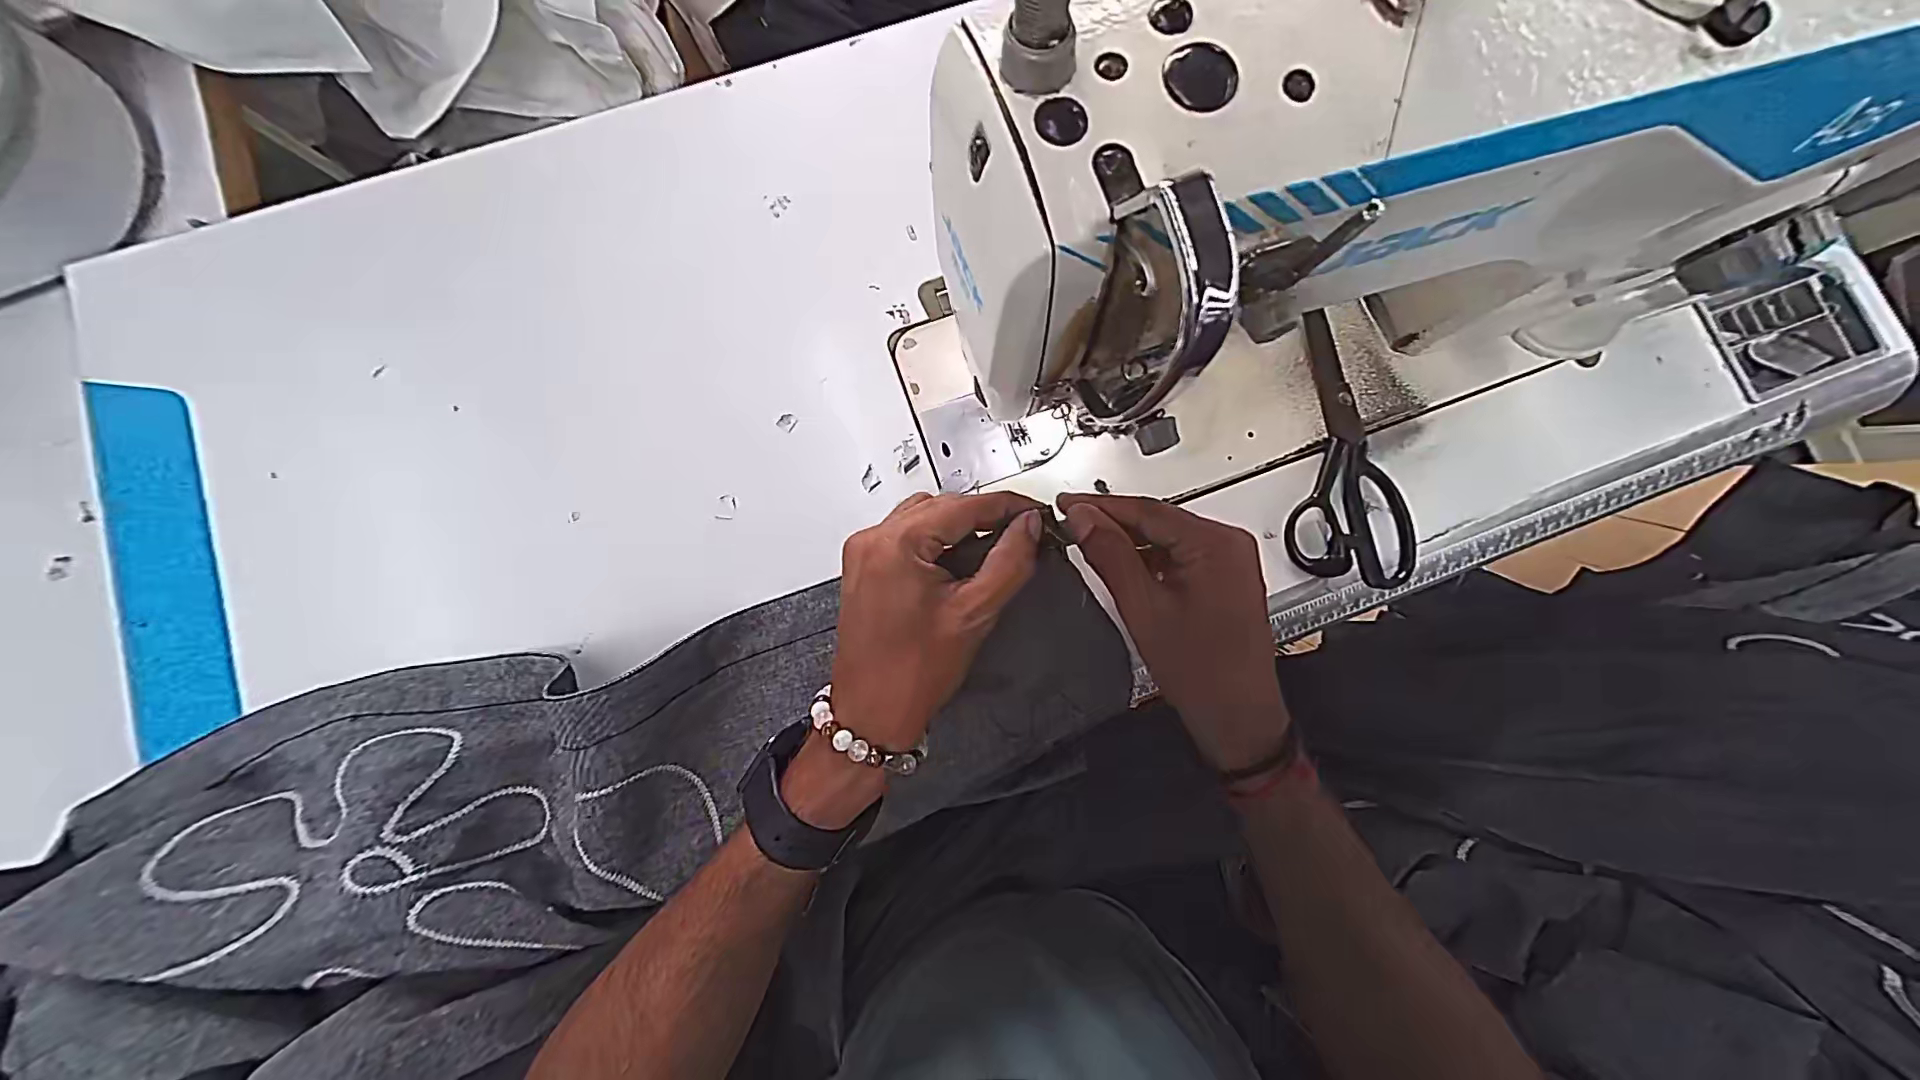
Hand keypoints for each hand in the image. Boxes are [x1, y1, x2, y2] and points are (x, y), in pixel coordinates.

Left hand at [784, 492, 1043, 828]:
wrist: (873, 711)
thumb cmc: (908, 674)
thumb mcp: (975, 613)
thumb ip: (1009, 562)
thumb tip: (1027, 528)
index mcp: (895, 545)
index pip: (964, 505)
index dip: (1007, 505)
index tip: (1032, 512)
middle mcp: (872, 541)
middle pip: (942, 504)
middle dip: (984, 514)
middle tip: (1021, 528)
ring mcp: (864, 553)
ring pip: (924, 516)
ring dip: (960, 525)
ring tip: (994, 545)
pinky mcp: (864, 567)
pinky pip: (907, 535)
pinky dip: (937, 539)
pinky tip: (959, 559)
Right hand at [1059, 493, 1286, 771]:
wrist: (1236, 715)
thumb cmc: (1204, 673)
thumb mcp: (1143, 608)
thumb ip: (1110, 556)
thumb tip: (1085, 520)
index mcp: (1215, 545)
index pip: (1147, 510)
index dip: (1101, 506)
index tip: (1069, 505)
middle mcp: (1230, 545)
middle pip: (1159, 519)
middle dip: (1113, 521)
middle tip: (1073, 521)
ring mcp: (1230, 560)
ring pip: (1166, 536)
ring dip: (1129, 540)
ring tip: (1089, 542)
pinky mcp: (1224, 576)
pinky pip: (1178, 554)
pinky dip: (1148, 557)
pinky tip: (1122, 564)